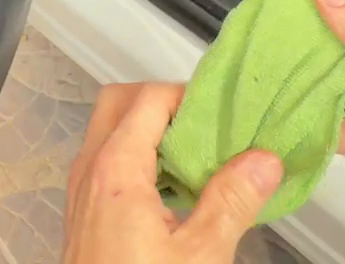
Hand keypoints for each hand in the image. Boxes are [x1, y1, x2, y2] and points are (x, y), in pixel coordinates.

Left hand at [63, 82, 281, 262]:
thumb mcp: (202, 256)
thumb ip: (232, 200)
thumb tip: (263, 161)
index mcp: (115, 167)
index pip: (148, 99)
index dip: (185, 96)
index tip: (220, 112)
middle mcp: (89, 167)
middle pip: (118, 102)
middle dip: (160, 101)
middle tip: (203, 124)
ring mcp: (81, 188)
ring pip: (107, 129)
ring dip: (146, 129)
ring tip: (194, 153)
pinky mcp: (82, 211)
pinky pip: (104, 160)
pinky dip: (135, 156)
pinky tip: (171, 188)